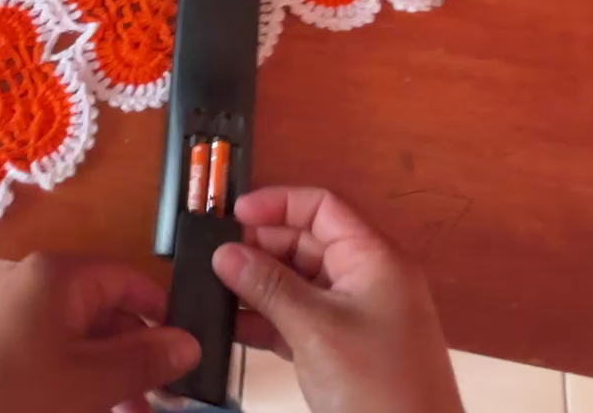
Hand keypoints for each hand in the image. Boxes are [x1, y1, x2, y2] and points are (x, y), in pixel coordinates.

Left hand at [0, 252, 200, 412]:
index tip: (190, 348)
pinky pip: (57, 351)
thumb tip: (191, 342)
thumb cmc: (19, 399)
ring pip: (82, 334)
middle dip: (137, 349)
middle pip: (104, 305)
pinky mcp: (2, 345)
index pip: (125, 276)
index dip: (160, 309)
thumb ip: (143, 359)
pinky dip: (82, 377)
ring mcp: (16, 313)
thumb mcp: (90, 382)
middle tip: (168, 394)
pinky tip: (100, 407)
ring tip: (137, 410)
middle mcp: (36, 282)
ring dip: (113, 370)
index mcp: (57, 274)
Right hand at [213, 186, 464, 412]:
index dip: (277, 203)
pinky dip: (268, 318)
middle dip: (260, 247)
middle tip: (215, 257)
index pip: (321, 207)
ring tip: (214, 288)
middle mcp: (365, 278)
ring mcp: (355, 315)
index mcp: (373, 258)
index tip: (234, 215)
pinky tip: (232, 324)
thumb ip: (268, 286)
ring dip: (258, 284)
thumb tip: (223, 252)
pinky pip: (298, 316)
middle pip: (305, 242)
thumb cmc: (377, 389)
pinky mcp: (343, 349)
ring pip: (297, 281)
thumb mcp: (316, 331)